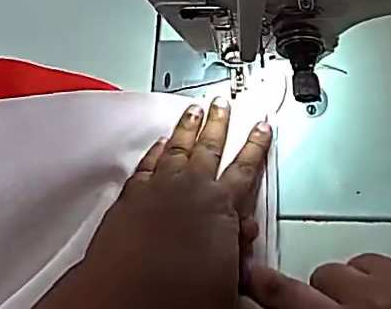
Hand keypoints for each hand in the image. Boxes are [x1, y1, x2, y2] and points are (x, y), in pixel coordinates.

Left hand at [37, 98, 271, 308]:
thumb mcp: (228, 283)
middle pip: (209, 146)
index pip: (244, 169)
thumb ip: (239, 253)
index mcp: (219, 208)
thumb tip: (245, 237)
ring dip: (187, 126)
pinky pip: (148, 162)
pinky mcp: (132, 195)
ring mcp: (158, 187)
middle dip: (218, 122)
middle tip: (223, 101)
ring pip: (178, 146)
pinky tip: (160, 141)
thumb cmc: (180, 298)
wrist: (129, 300)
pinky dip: (156, 150)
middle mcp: (190, 188)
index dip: (256, 146)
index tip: (261, 126)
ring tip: (194, 109)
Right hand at [246, 254, 390, 308]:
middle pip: (319, 275)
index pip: (293, 299)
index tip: (250, 274)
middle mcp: (368, 304)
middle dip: (322, 295)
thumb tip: (285, 308)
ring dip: (352, 287)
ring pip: (347, 266)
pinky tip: (387, 306)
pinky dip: (375, 281)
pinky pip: (375, 263)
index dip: (268, 287)